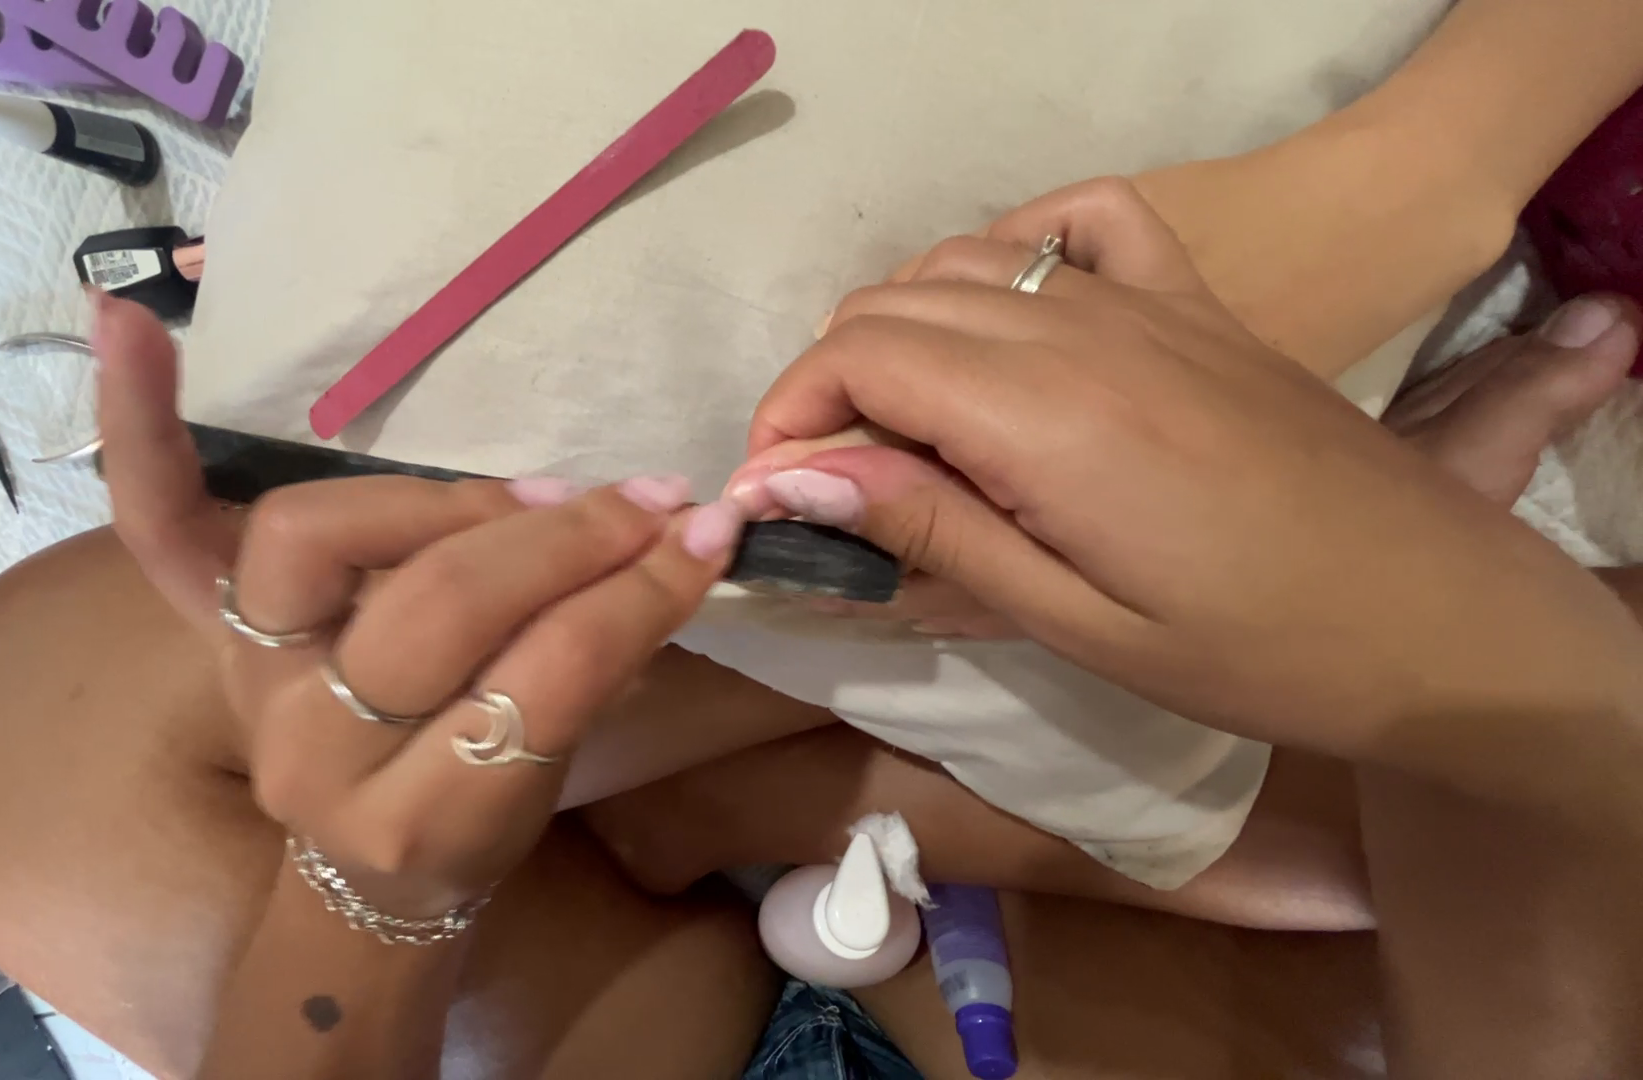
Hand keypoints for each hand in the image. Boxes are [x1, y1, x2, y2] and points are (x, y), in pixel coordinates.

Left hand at [91, 294, 740, 915]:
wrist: (368, 870)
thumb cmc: (479, 822)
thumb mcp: (557, 770)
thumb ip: (604, 658)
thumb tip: (677, 539)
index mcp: (429, 813)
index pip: (551, 676)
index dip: (641, 593)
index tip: (710, 534)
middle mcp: (320, 748)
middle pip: (446, 602)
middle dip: (565, 538)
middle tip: (645, 501)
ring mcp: (253, 672)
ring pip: (324, 536)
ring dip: (446, 497)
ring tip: (534, 493)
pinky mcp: (217, 629)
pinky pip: (162, 530)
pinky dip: (144, 431)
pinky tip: (134, 328)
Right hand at [733, 179, 1642, 816]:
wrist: (1441, 624)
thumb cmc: (1243, 648)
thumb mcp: (1061, 615)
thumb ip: (923, 527)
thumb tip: (789, 479)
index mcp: (1043, 415)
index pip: (859, 356)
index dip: (790, 414)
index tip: (773, 488)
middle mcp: (1080, 329)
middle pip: (891, 304)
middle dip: (824, 384)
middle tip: (830, 478)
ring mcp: (1142, 300)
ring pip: (960, 261)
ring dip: (894, 330)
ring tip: (895, 420)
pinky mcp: (1189, 301)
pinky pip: (1078, 223)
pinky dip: (1011, 250)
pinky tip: (1000, 311)